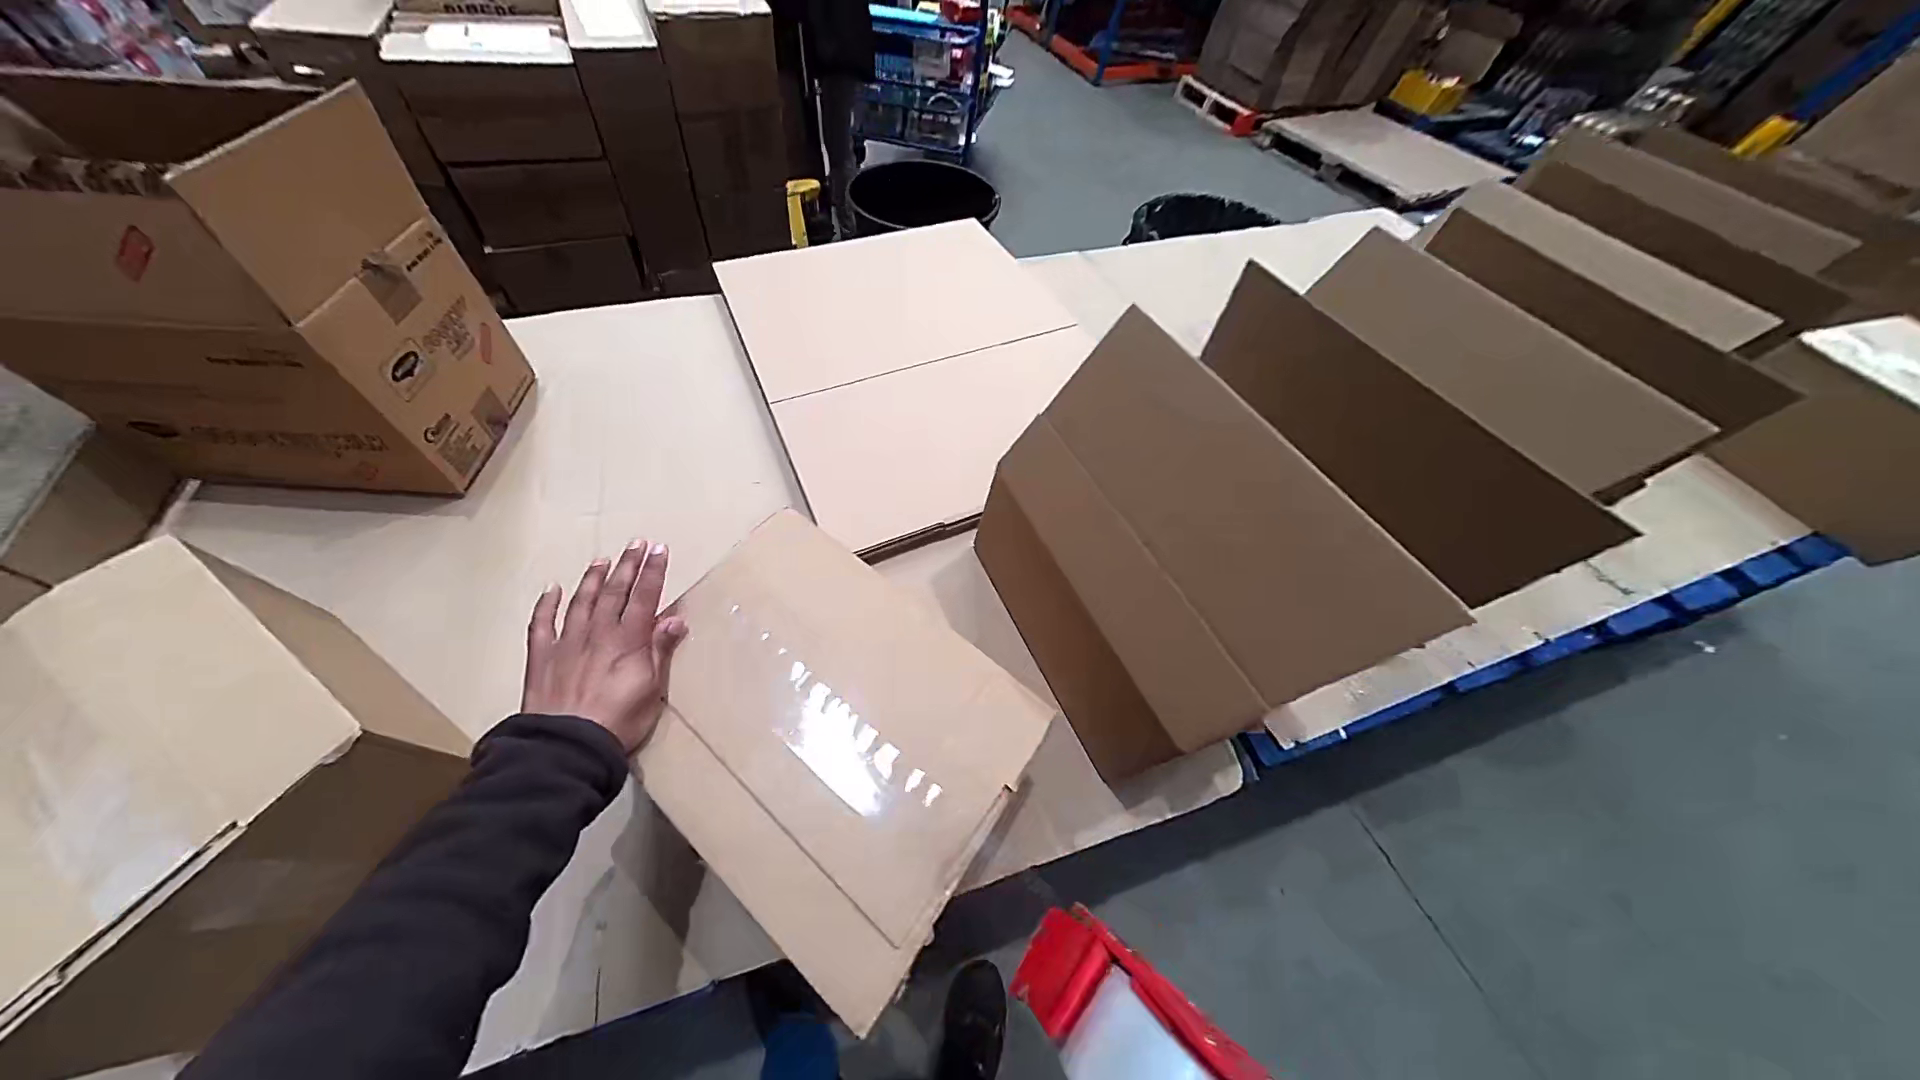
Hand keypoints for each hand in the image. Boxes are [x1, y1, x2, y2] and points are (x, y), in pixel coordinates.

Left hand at [523, 540, 689, 753]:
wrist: (567, 746)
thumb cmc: (619, 721)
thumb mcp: (652, 689)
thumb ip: (660, 651)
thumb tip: (674, 619)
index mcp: (628, 641)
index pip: (645, 598)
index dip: (653, 572)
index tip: (659, 549)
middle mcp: (598, 634)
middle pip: (614, 593)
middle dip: (628, 566)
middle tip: (635, 543)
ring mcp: (567, 643)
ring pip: (581, 602)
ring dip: (593, 579)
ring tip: (602, 560)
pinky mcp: (542, 659)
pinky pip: (541, 625)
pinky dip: (546, 605)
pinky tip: (551, 589)